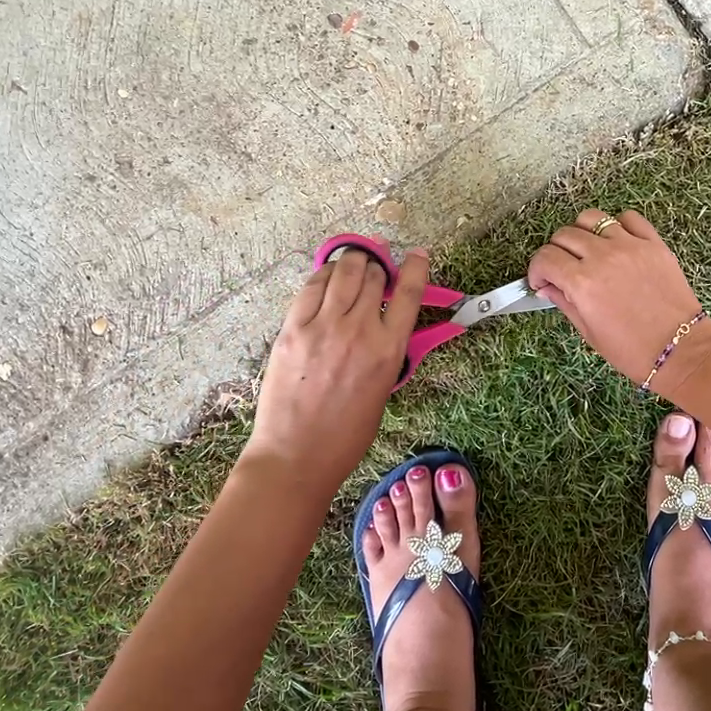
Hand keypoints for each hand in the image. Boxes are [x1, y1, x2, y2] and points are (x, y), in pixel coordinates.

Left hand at [244, 245, 429, 490]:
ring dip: (353, 262)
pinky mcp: (293, 329)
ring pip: (344, 272)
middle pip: (374, 275)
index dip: (416, 266)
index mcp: (389, 350)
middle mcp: (360, 330)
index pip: (410, 292)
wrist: (295, 456)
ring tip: (353, 264)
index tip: (418, 254)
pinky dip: (324, 275)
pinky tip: (327, 278)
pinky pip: (312, 287)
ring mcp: (323, 326)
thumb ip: (386, 351)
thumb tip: (384, 323)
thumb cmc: (346, 434)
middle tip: (375, 268)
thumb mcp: (384, 389)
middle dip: (378, 266)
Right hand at [527, 209, 710, 382]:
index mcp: (582, 283)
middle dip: (556, 251)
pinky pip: (629, 218)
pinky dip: (617, 225)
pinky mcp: (653, 243)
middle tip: (563, 269)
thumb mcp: (589, 332)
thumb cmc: (633, 350)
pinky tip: (617, 242)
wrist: (680, 350)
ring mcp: (630, 246)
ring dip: (582, 232)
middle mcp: (603, 257)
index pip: (545, 257)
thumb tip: (546, 286)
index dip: (537, 269)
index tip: (541, 280)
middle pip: (565, 234)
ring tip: (588, 251)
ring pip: (592, 218)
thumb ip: (564, 302)